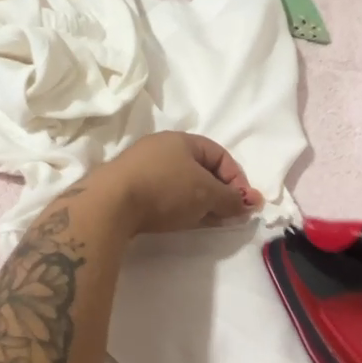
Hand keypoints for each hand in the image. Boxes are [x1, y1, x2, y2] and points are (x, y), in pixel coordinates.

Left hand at [84, 133, 259, 235]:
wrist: (111, 204)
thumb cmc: (166, 189)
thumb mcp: (207, 194)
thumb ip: (232, 198)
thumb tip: (251, 202)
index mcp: (182, 140)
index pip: (221, 156)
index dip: (237, 180)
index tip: (244, 205)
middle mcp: (162, 147)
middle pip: (201, 169)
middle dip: (220, 193)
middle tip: (228, 216)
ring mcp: (143, 166)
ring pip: (182, 183)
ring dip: (200, 202)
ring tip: (207, 222)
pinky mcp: (129, 186)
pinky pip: (163, 194)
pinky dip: (178, 206)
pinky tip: (180, 221)